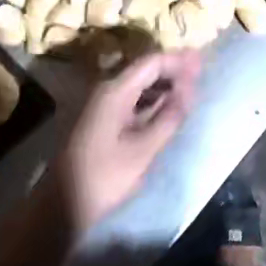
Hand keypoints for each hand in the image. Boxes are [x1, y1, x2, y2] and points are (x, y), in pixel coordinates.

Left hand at [50, 51, 201, 230]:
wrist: (62, 205)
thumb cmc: (104, 177)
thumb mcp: (143, 149)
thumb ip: (169, 117)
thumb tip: (190, 91)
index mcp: (113, 92)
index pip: (150, 63)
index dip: (178, 61)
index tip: (202, 63)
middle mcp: (105, 91)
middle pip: (143, 70)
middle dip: (172, 69)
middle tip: (200, 72)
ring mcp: (100, 106)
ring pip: (136, 85)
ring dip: (162, 84)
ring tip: (189, 88)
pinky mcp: (100, 121)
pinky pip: (130, 99)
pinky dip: (150, 99)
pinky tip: (166, 107)